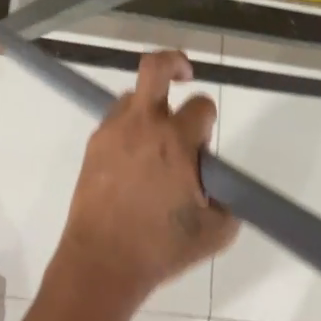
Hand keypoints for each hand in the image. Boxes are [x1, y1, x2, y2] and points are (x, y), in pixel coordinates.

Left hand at [58, 50, 239, 297]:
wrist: (103, 260)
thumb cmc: (161, 247)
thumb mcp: (216, 231)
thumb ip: (226, 200)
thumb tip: (218, 186)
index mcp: (176, 142)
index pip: (201, 105)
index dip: (207, 120)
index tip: (203, 145)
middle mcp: (143, 125)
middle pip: (155, 67)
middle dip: (174, 61)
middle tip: (186, 74)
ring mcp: (113, 130)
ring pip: (133, 96)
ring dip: (149, 107)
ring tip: (156, 140)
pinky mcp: (94, 143)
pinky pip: (116, 120)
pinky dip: (129, 129)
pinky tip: (135, 160)